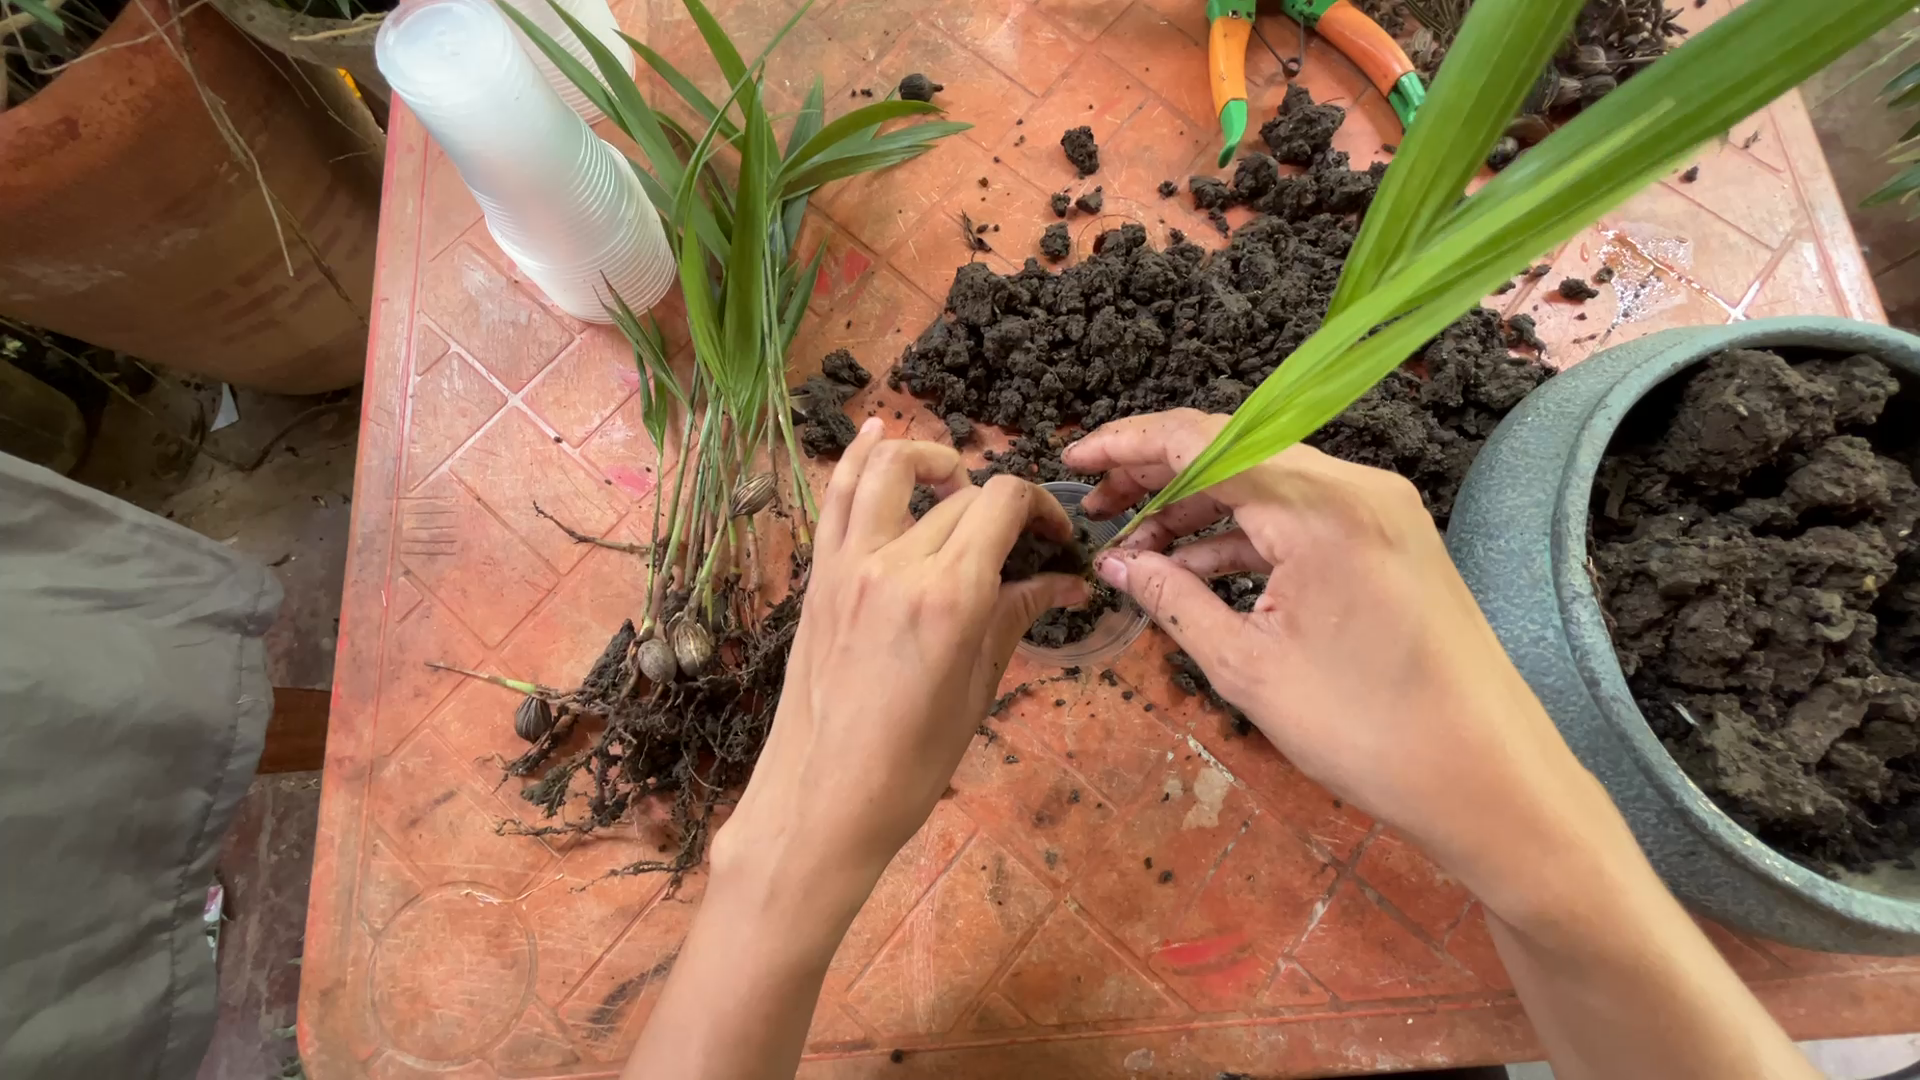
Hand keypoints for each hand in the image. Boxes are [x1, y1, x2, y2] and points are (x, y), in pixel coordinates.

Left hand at [716, 418, 1086, 894]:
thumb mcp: (978, 689)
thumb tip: (1060, 580)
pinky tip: (874, 431)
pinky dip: (856, 455)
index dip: (1041, 506)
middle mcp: (897, 562)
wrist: (821, 799)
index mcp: (949, 595)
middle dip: (1004, 505)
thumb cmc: (912, 763)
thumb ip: (1015, 616)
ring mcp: (849, 561)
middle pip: (962, 494)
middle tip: (1021, 542)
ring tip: (954, 481)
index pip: (1003, 503)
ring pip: (889, 466)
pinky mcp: (819, 572)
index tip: (1055, 538)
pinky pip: (834, 494)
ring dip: (931, 458)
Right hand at [1062, 409, 1594, 903]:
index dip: (1128, 443)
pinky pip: (1294, 517)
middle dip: (1154, 478)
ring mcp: (1375, 510)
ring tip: (1135, 547)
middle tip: (1097, 511)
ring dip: (1194, 511)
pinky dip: (1239, 535)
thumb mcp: (1245, 666)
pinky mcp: (1384, 539)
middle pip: (1231, 454)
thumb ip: (1171, 597)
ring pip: (1261, 485)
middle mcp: (1353, 487)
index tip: (1075, 459)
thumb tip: (1111, 561)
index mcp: (1319, 507)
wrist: (1495, 785)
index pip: (1203, 440)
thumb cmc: (1365, 731)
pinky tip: (1194, 566)